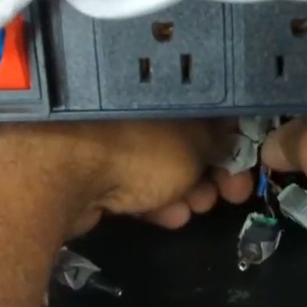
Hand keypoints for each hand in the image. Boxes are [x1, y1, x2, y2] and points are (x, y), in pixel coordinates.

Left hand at [0, 121, 254, 232]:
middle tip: (228, 196)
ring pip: (159, 163)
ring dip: (185, 189)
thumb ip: (219, 145)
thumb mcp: (195, 148)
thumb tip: (231, 142)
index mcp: (165, 88)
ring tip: (198, 210)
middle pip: (186, 139)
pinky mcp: (90, 164)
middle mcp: (138, 104)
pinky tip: (167, 217)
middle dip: (211, 171)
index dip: (234, 139)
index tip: (246, 166)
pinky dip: (152, 197)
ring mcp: (111, 134)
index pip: (209, 110)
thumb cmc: (138, 152)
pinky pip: (132, 181)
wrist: (59, 174)